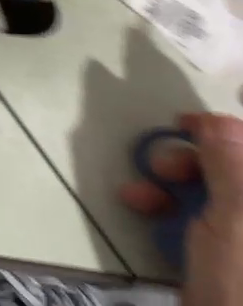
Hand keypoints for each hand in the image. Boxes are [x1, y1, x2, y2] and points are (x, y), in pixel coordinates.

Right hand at [120, 113, 242, 305]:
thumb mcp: (237, 221)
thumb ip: (232, 169)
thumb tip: (220, 120)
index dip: (227, 131)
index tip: (184, 124)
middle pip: (233, 171)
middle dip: (190, 162)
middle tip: (161, 169)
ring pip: (213, 192)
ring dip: (170, 186)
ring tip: (142, 197)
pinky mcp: (233, 255)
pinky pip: (202, 215)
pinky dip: (171, 207)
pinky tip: (147, 211)